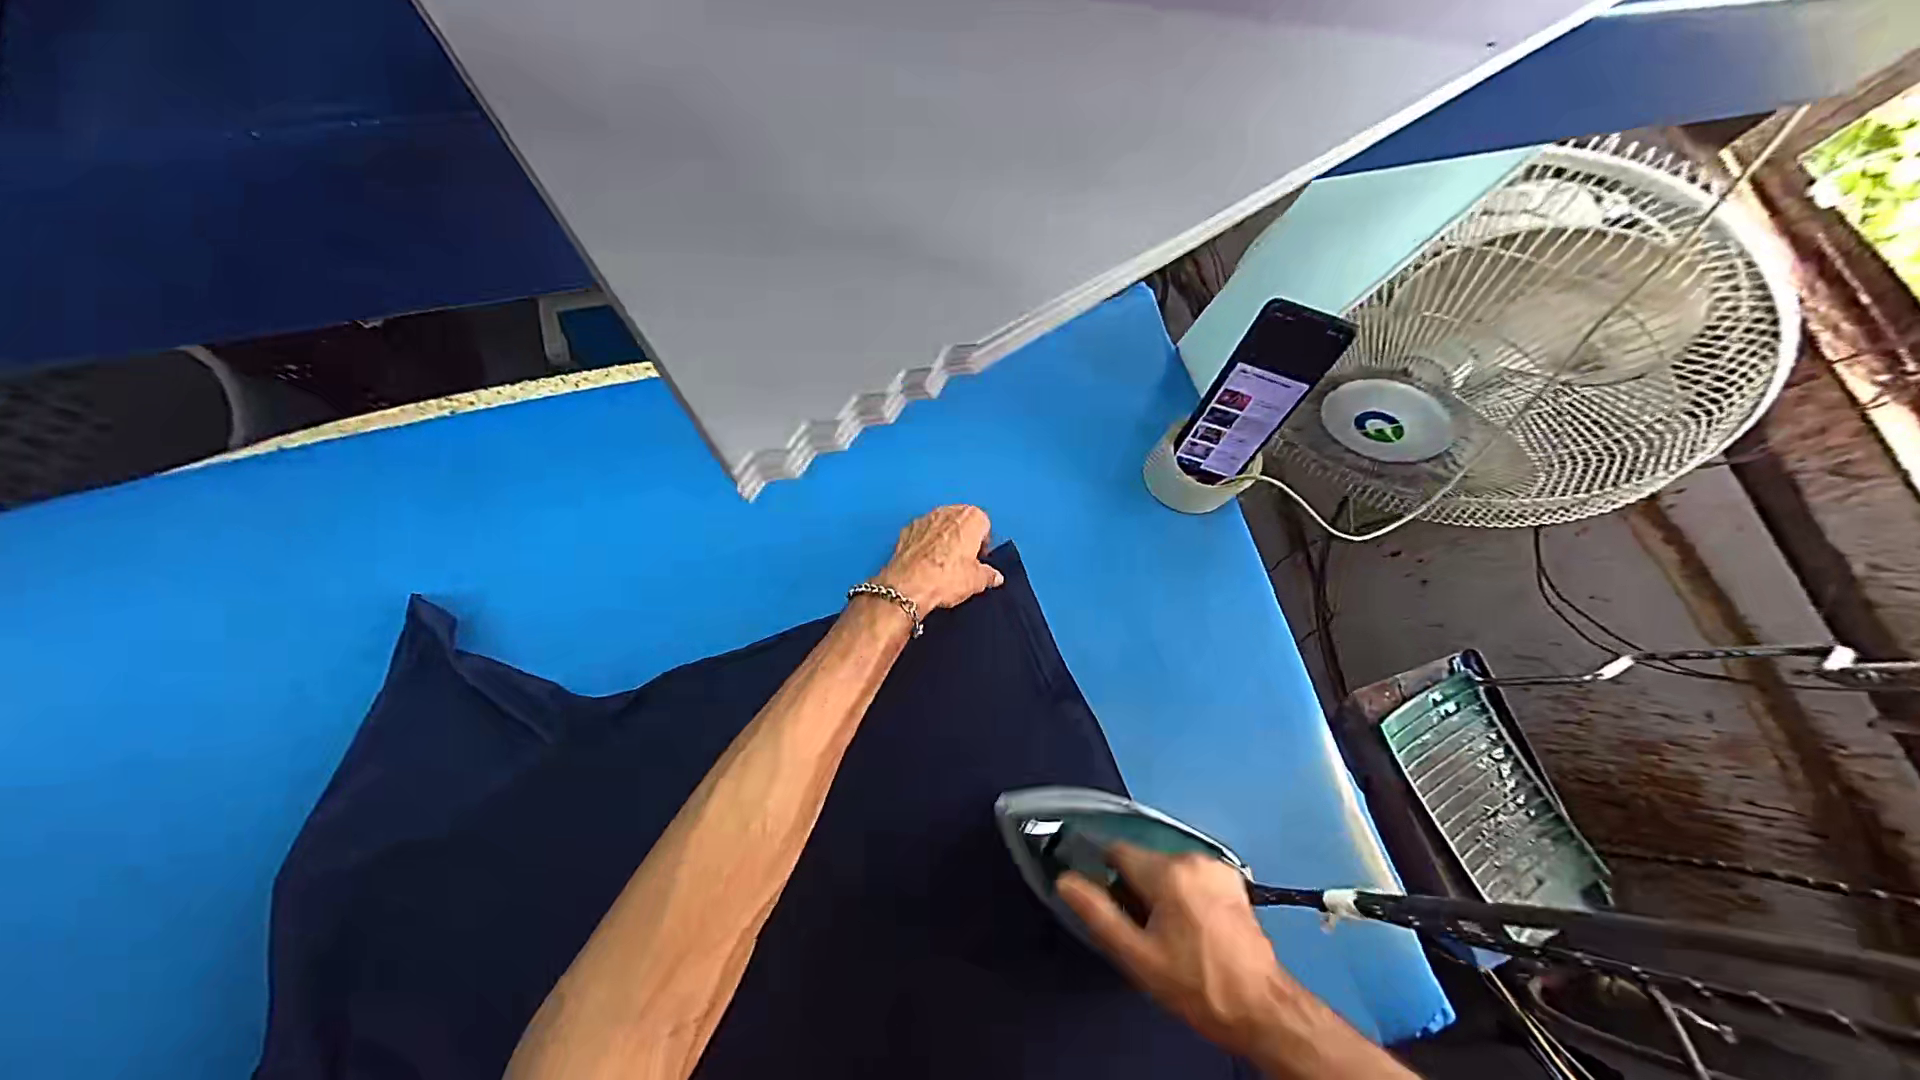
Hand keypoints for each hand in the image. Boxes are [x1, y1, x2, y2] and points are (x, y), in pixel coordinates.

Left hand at [872, 505, 1003, 613]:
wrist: (909, 585)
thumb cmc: (943, 576)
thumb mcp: (976, 581)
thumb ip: (988, 575)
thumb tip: (993, 577)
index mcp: (971, 518)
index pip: (984, 524)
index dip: (983, 542)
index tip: (980, 557)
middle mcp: (948, 512)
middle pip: (962, 521)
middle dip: (964, 538)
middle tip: (964, 561)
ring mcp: (925, 519)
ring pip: (940, 525)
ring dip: (944, 538)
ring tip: (944, 564)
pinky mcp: (907, 530)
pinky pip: (922, 533)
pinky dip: (925, 544)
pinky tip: (926, 564)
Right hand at [1058, 845, 1291, 1057]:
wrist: (1262, 1010)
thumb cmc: (1198, 987)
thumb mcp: (1137, 957)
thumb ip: (1097, 913)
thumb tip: (1066, 881)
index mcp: (1167, 872)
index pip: (1116, 851)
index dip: (1105, 875)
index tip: (1109, 902)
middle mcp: (1192, 859)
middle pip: (1143, 862)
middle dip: (1136, 889)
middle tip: (1143, 930)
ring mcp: (1216, 868)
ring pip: (1167, 869)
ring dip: (1161, 892)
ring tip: (1171, 934)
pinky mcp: (1232, 881)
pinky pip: (1192, 876)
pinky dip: (1185, 894)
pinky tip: (1193, 929)